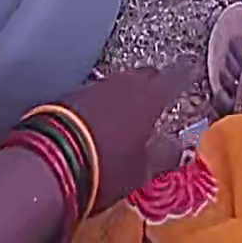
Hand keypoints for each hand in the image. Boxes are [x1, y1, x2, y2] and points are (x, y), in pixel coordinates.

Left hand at [60, 58, 198, 211]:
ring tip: (129, 107)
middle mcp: (125, 83)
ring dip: (127, 90)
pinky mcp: (72, 94)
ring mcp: (97, 86)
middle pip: (145, 74)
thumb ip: (164, 156)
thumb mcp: (141, 171)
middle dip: (154, 81)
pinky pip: (98, 91)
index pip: (174, 80)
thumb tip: (179, 146)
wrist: (50, 163)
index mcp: (149, 98)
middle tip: (159, 93)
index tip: (191, 71)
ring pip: (120, 80)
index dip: (184, 76)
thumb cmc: (105, 168)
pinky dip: (105, 100)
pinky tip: (100, 117)